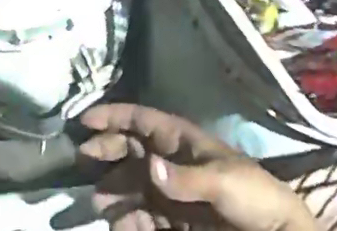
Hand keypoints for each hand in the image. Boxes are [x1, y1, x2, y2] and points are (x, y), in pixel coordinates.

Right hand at [78, 104, 315, 230]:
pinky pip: (143, 217)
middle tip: (82, 161)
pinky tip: (118, 225)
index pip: (139, 120)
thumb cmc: (253, 196)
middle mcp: (170, 162)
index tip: (84, 120)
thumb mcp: (222, 182)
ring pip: (132, 185)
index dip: (111, 116)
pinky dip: (128, 220)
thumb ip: (184, 178)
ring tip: (99, 203)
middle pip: (129, 150)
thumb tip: (149, 168)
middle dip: (105, 152)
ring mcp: (171, 192)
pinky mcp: (175, 222)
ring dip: (113, 191)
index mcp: (180, 140)